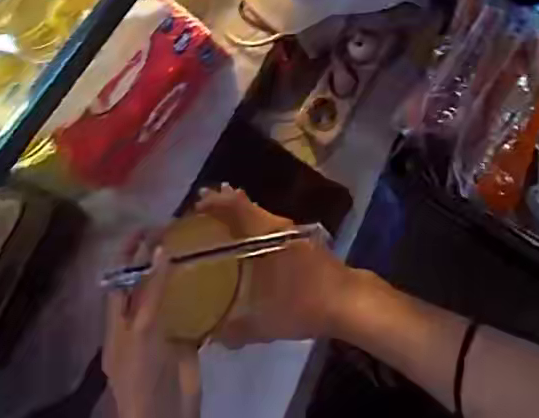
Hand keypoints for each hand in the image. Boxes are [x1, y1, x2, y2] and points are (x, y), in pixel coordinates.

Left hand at [104, 238, 200, 417]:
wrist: (165, 417)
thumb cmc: (142, 375)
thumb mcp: (143, 330)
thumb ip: (152, 291)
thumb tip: (160, 248)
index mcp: (118, 324)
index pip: (120, 280)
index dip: (128, 253)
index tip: (145, 226)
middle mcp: (137, 324)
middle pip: (143, 283)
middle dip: (153, 256)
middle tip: (171, 227)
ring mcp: (161, 332)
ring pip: (166, 293)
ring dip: (175, 269)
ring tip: (189, 241)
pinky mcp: (184, 340)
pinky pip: (188, 309)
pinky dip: (196, 290)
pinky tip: (206, 272)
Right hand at [193, 186, 369, 347]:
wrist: (347, 300)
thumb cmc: (304, 302)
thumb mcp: (264, 322)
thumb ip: (234, 329)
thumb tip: (209, 335)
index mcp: (267, 230)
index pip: (235, 203)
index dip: (213, 202)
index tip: (192, 209)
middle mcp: (277, 223)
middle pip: (243, 207)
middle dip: (220, 212)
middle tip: (197, 224)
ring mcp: (290, 231)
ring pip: (256, 218)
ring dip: (236, 222)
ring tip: (214, 237)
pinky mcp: (298, 242)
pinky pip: (266, 229)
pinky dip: (250, 233)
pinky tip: (242, 254)